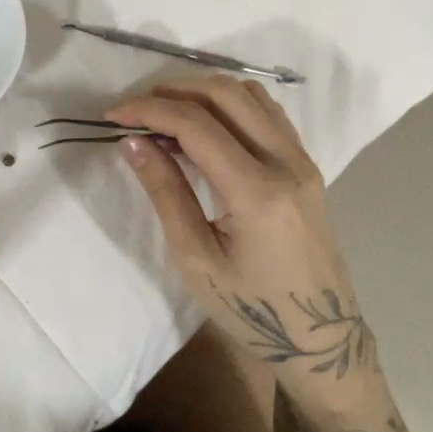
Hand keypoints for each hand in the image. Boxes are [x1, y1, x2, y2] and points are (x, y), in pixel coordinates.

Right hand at [108, 80, 389, 425]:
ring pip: (248, 95)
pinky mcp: (306, 167)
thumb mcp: (195, 259)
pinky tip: (202, 125)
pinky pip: (266, 112)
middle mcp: (286, 164)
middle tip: (134, 109)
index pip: (195, 124)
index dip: (147, 110)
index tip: (111, 115)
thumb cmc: (251, 308)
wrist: (321, 341)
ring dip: (201, 92)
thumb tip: (132, 141)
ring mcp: (302, 162)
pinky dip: (228, 104)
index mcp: (257, 192)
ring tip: (164, 113)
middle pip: (224, 94)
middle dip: (171, 91)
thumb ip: (165, 192)